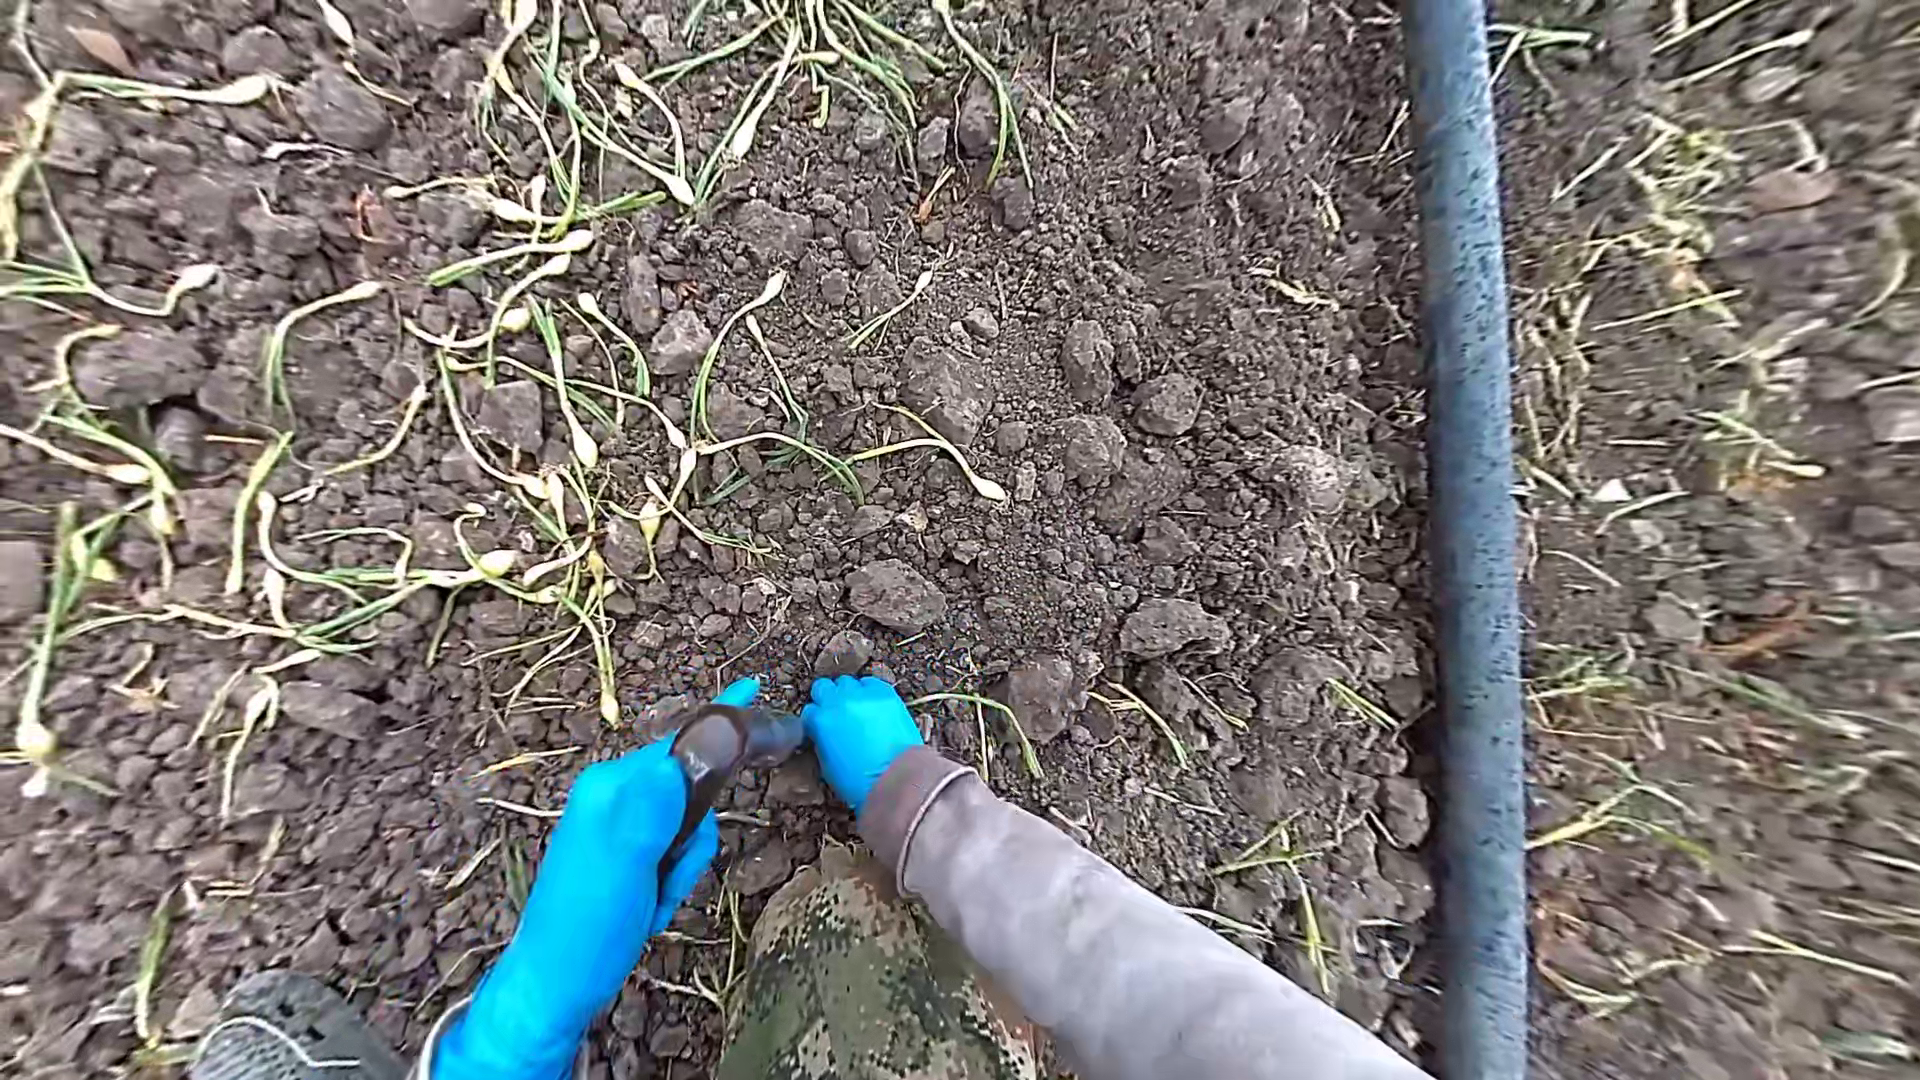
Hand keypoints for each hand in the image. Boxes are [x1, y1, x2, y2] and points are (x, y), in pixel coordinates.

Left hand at [434, 678, 757, 1079]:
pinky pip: (680, 841)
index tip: (754, 687)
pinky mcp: (634, 844)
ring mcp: (626, 819)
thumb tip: (679, 760)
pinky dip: (677, 871)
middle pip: (693, 783)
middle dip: (695, 831)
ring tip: (658, 893)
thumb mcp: (621, 866)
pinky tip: (653, 899)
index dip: (721, 724)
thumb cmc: (585, 926)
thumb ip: (649, 809)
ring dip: (686, 858)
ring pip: (693, 817)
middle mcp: (619, 792)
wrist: (555, 989)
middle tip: (672, 871)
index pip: (681, 743)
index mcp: (612, 785)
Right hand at [801, 675, 922, 812]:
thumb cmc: (862, 782)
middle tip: (835, 712)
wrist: (896, 778)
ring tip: (857, 709)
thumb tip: (824, 733)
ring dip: (849, 693)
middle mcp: (839, 702)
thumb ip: (822, 742)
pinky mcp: (885, 693)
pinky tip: (873, 705)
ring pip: (848, 682)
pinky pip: (871, 683)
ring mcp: (863, 695)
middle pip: (824, 687)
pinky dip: (870, 691)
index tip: (820, 724)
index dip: (815, 719)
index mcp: (821, 722)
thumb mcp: (828, 766)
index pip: (809, 711)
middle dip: (827, 698)